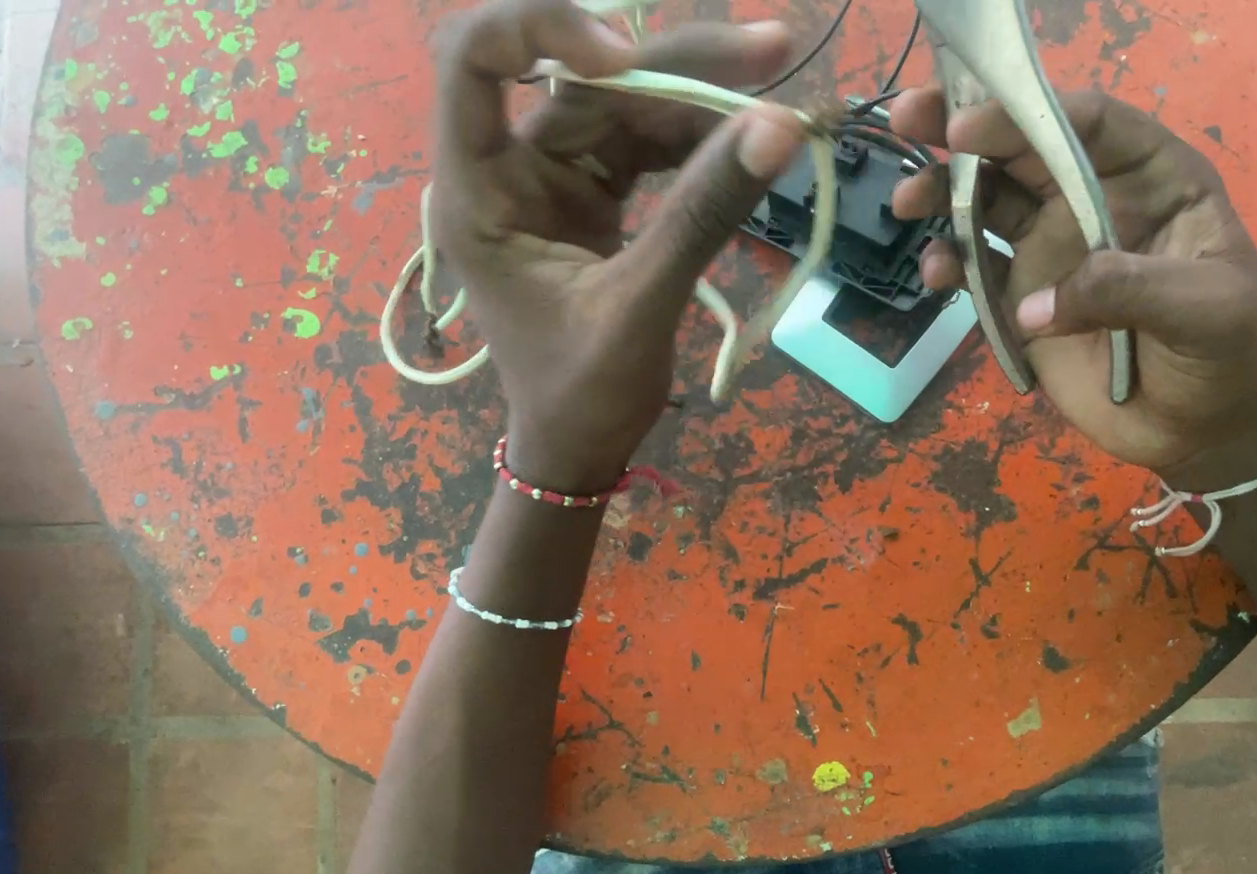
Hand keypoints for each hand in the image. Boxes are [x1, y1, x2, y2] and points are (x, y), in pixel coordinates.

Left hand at [431, 0, 805, 492]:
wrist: (579, 448)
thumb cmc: (582, 396)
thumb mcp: (638, 309)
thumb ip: (699, 217)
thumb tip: (778, 128)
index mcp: (480, 194)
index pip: (476, 60)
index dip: (542, 28)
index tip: (627, 55)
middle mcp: (509, 172)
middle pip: (582, 79)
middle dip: (674, 64)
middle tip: (772, 53)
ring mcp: (554, 185)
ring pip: (624, 109)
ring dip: (700, 100)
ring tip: (780, 103)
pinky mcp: (592, 203)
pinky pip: (645, 150)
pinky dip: (695, 144)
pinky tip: (747, 142)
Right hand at [889, 88, 1256, 490]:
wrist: (1197, 430)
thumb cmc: (1223, 357)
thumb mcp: (1202, 311)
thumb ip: (1126, 290)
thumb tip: (1031, 307)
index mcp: (1153, 182)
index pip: (1089, 126)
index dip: (1028, 117)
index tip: (968, 126)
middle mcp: (1094, 205)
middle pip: (1023, 152)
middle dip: (964, 134)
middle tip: (908, 119)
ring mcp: (1052, 252)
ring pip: (988, 206)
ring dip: (944, 195)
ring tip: (905, 202)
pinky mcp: (1021, 300)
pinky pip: (975, 272)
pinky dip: (948, 266)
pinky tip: (933, 274)